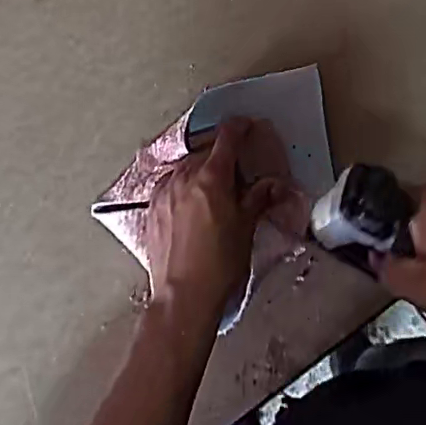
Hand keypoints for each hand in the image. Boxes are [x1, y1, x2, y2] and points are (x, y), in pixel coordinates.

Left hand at [143, 118, 288, 323]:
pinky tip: (193, 202)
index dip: (239, 127)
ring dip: (202, 169)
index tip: (247, 126)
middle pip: (206, 150)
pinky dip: (184, 185)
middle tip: (237, 169)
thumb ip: (259, 197)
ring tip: (215, 187)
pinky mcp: (152, 210)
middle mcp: (185, 178)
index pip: (227, 137)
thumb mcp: (247, 225)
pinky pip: (171, 184)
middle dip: (222, 154)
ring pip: (186, 166)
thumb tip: (273, 185)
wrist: (183, 298)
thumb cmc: (220, 262)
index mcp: (211, 176)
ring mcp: (165, 193)